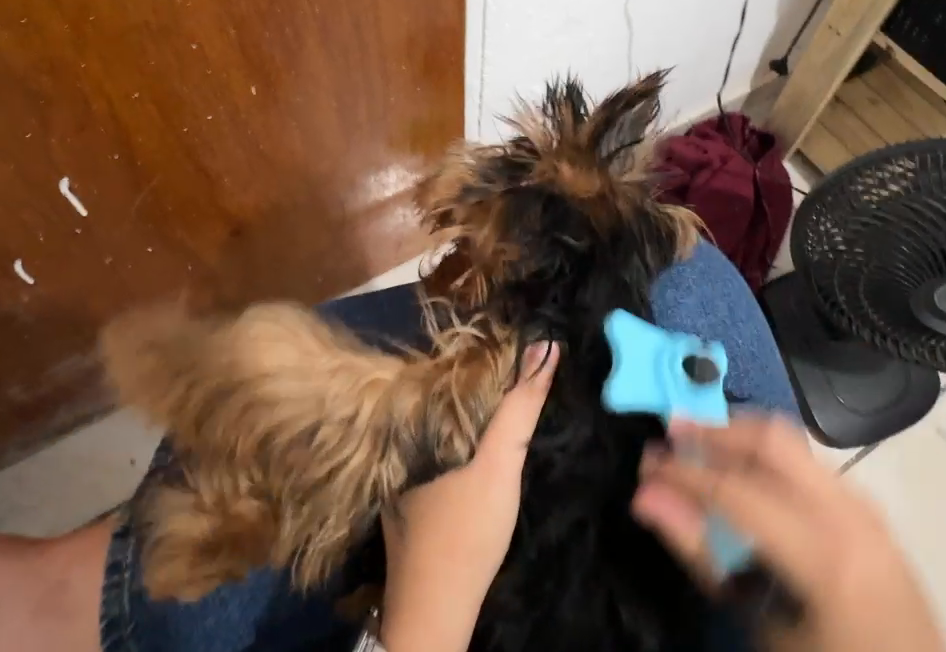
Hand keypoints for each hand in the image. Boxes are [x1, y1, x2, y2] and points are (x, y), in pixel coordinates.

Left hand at [378, 341, 558, 651]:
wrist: (435, 605)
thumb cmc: (467, 527)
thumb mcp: (500, 462)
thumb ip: (521, 405)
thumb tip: (546, 345)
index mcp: (413, 417)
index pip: (454, 367)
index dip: (491, 354)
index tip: (526, 340)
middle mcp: (399, 432)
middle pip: (447, 392)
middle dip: (483, 378)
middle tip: (528, 362)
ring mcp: (399, 461)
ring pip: (443, 417)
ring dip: (474, 406)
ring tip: (513, 390)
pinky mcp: (405, 486)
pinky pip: (437, 441)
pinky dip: (461, 433)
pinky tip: (483, 432)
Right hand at [632, 415, 945, 651]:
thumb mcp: (760, 626)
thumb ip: (704, 557)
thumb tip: (648, 498)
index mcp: (823, 552)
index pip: (736, 489)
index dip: (682, 473)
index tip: (645, 466)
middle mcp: (851, 514)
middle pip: (772, 440)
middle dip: (716, 432)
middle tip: (671, 434)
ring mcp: (868, 510)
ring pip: (794, 445)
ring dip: (742, 440)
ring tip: (700, 450)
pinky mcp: (873, 515)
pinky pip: (812, 466)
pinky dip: (770, 460)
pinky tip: (746, 479)